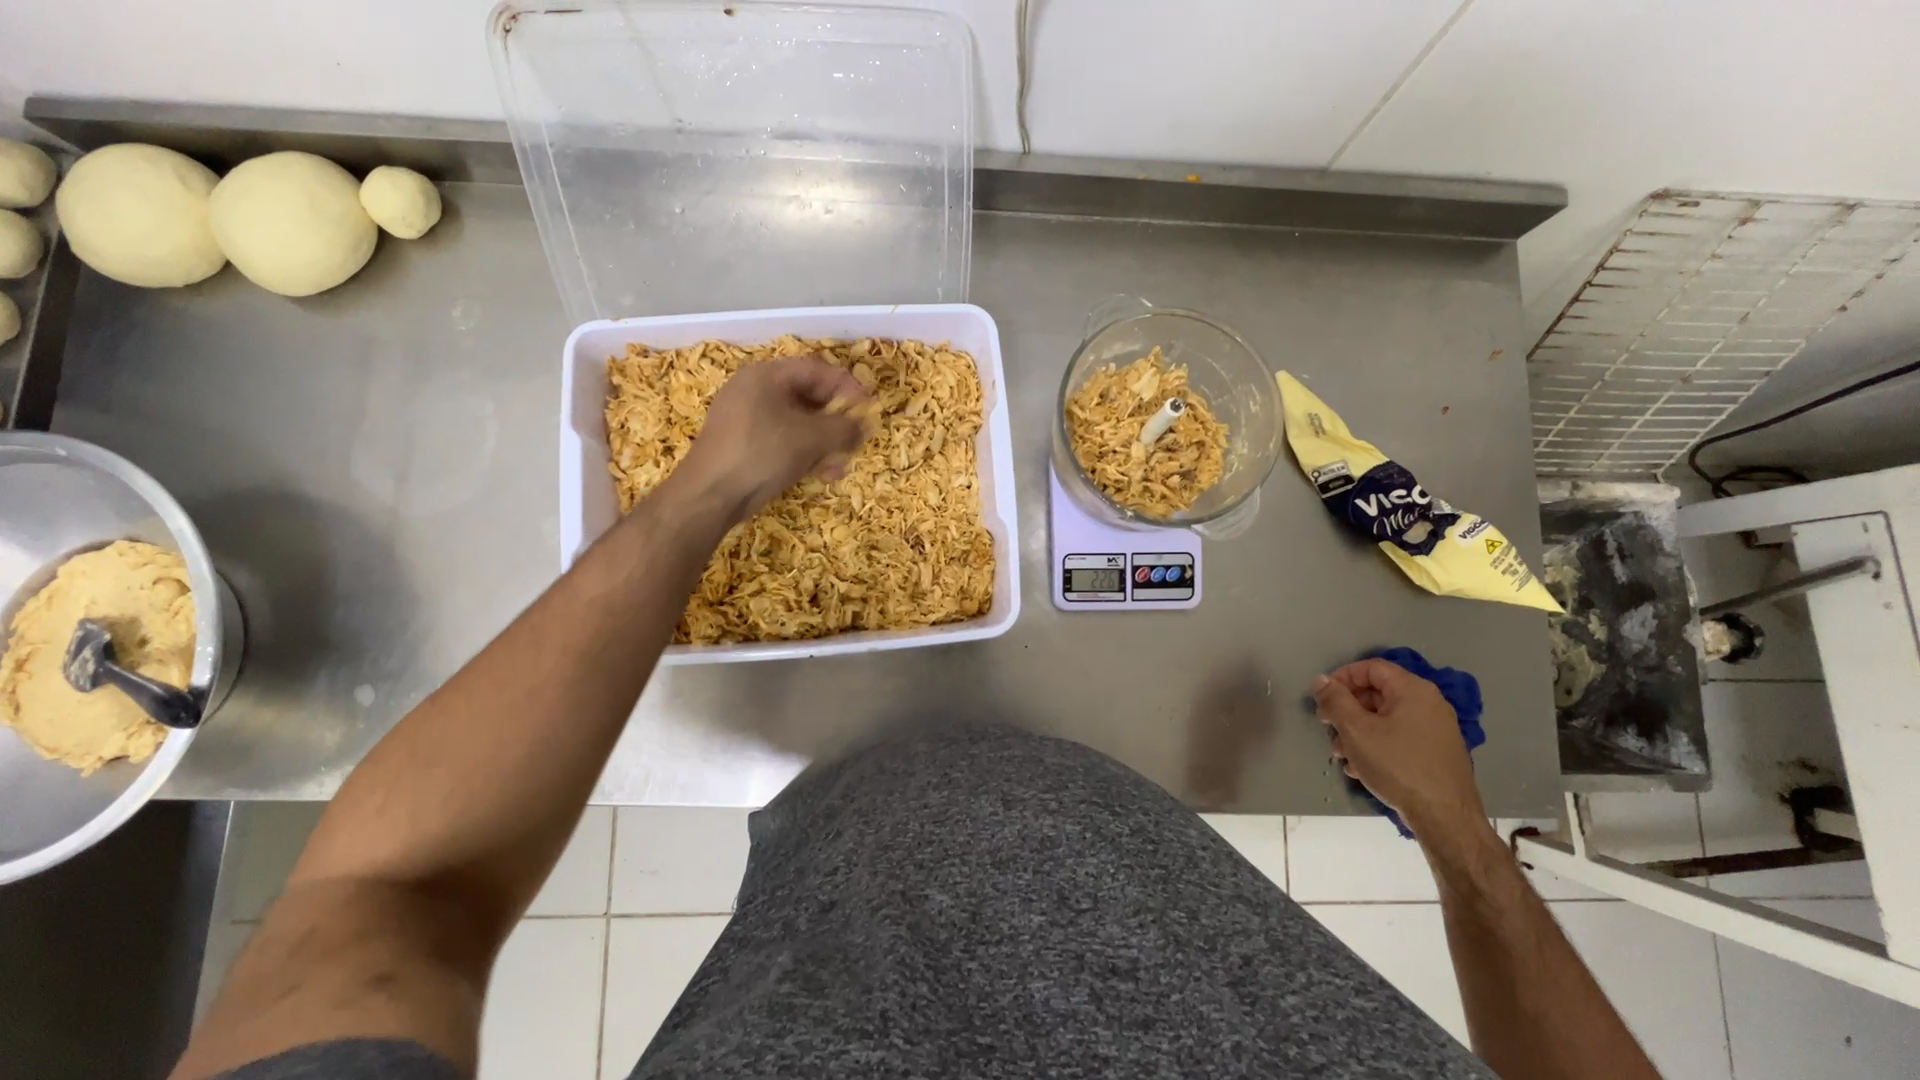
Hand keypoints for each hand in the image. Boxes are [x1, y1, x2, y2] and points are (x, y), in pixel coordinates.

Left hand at [673, 355, 871, 521]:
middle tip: (856, 438)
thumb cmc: (761, 454)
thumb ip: (843, 428)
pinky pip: (782, 441)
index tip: (868, 408)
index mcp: (766, 375)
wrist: (709, 496)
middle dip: (836, 420)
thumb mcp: (810, 438)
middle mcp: (753, 390)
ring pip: (797, 423)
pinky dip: (804, 454)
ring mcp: (745, 419)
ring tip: (840, 465)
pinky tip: (821, 474)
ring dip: (824, 443)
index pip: (817, 370)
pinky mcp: (743, 446)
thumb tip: (862, 427)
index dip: (847, 387)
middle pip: (807, 396)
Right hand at [1313, 658, 1486, 839]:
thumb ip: (1335, 700)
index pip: (1372, 668)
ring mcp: (1436, 729)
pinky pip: (1399, 737)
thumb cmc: (1397, 765)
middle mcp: (1428, 703)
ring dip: (1358, 730)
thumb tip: (1321, 680)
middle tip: (1327, 727)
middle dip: (1347, 708)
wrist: (1444, 816)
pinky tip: (1361, 767)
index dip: (1342, 677)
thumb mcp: (1356, 731)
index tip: (1322, 698)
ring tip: (1340, 753)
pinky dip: (1377, 744)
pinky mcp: (1436, 752)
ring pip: (1386, 718)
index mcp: (1412, 690)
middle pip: (1378, 693)